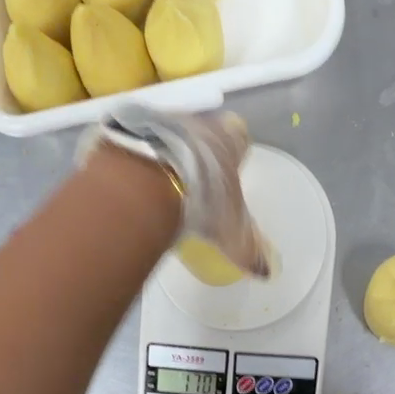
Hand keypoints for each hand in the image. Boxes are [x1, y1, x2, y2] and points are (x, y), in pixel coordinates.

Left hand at [100, 107, 270, 277]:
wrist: (147, 180)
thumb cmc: (201, 200)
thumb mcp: (231, 233)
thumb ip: (250, 251)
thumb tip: (266, 272)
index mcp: (228, 139)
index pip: (239, 137)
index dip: (235, 153)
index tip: (230, 171)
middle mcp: (197, 122)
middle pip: (202, 134)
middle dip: (199, 156)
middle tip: (194, 184)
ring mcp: (161, 122)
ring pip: (169, 136)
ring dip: (167, 157)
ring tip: (161, 188)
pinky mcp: (128, 130)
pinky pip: (138, 145)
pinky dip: (139, 162)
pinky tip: (136, 187)